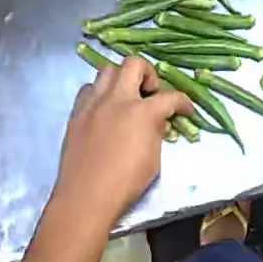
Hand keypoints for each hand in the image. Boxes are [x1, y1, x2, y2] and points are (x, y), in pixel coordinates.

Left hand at [48, 57, 192, 232]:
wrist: (86, 197)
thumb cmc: (126, 182)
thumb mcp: (154, 157)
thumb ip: (157, 131)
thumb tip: (157, 120)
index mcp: (142, 112)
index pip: (171, 96)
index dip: (183, 103)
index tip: (186, 110)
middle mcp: (117, 99)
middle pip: (134, 64)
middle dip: (149, 74)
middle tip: (152, 93)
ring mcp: (93, 104)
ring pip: (107, 70)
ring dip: (121, 79)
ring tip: (127, 97)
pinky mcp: (76, 114)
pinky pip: (88, 90)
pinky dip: (100, 93)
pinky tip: (105, 110)